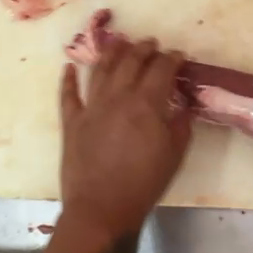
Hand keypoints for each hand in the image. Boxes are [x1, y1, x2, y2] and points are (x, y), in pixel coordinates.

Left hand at [57, 37, 191, 238]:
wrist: (102, 208)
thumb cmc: (144, 183)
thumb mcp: (175, 154)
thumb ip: (181, 124)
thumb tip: (184, 105)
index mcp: (146, 103)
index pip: (161, 69)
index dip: (172, 58)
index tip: (179, 56)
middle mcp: (117, 97)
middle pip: (130, 62)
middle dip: (143, 49)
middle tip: (151, 44)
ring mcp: (91, 107)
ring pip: (100, 70)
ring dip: (112, 53)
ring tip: (120, 44)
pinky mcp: (71, 122)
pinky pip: (68, 95)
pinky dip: (68, 79)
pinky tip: (70, 67)